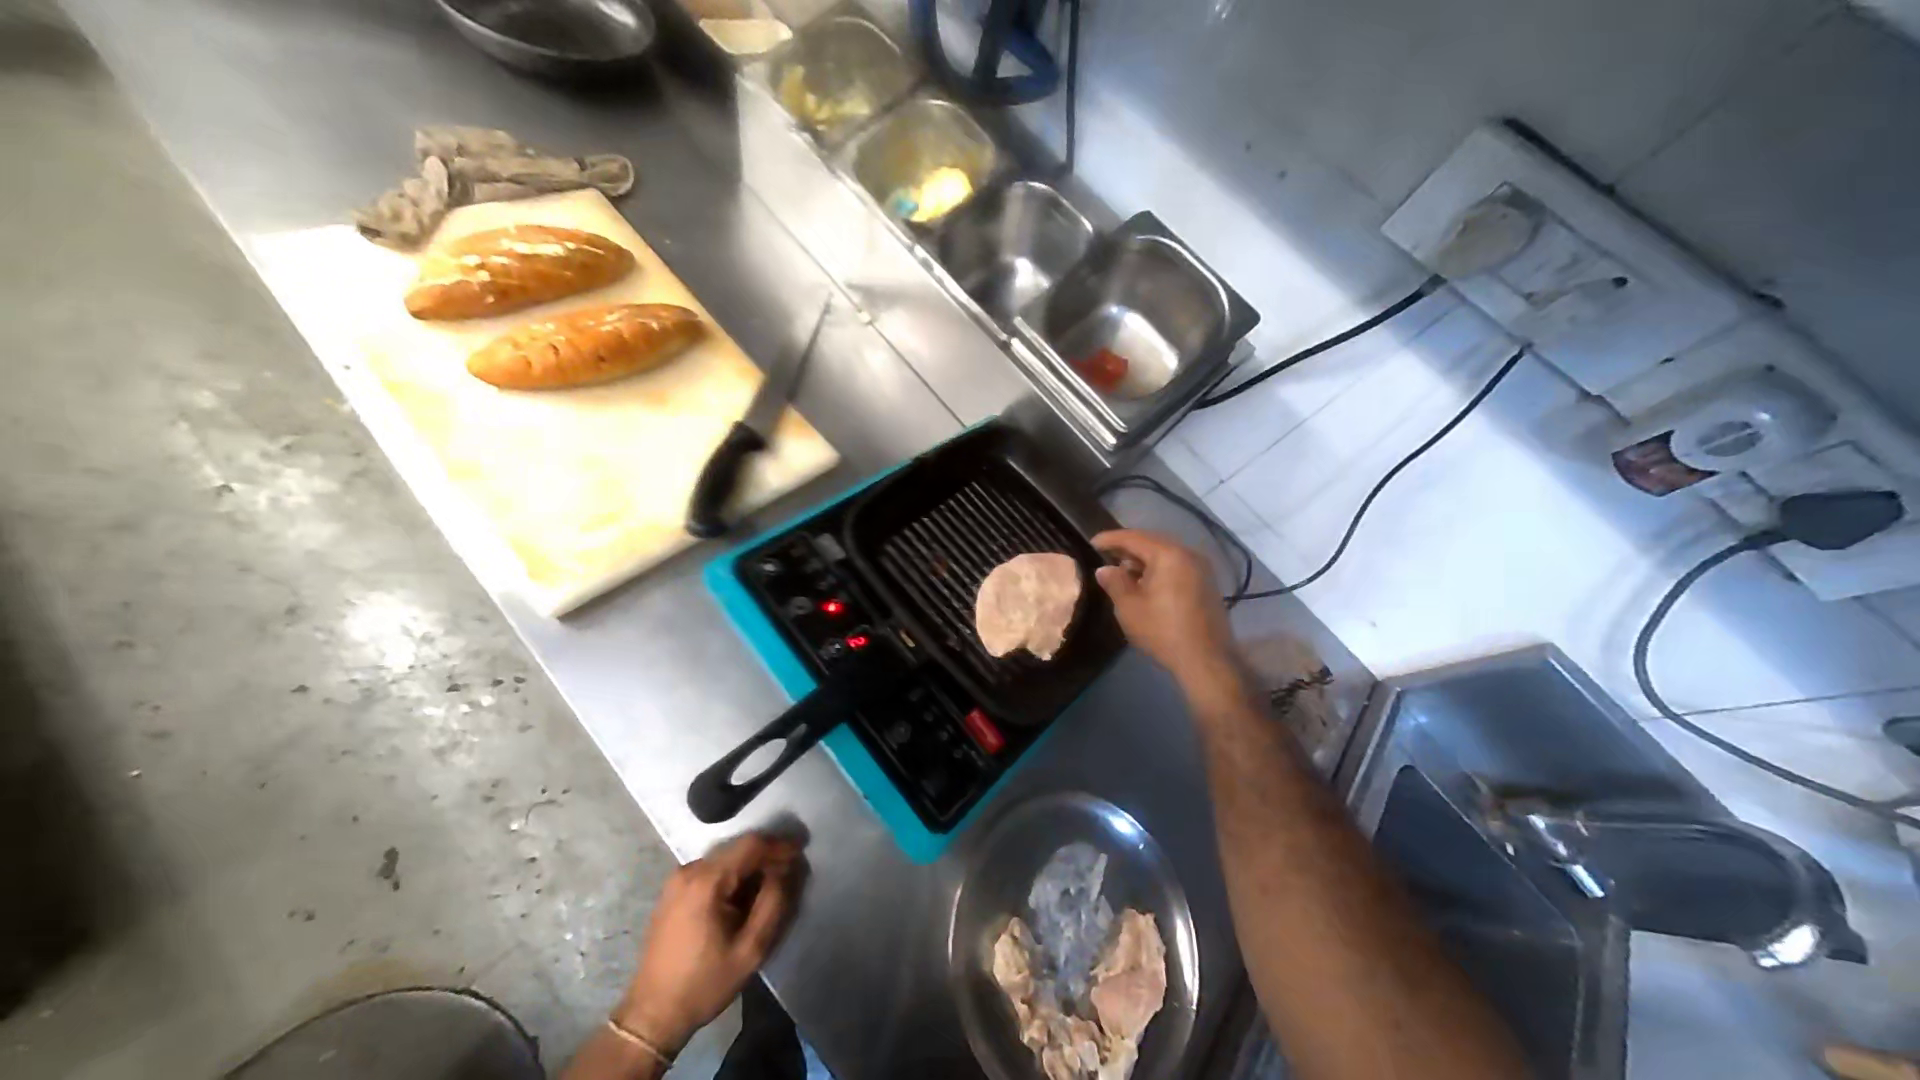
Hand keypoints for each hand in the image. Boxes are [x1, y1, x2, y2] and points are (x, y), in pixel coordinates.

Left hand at [614, 832, 803, 1053]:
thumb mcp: (751, 949)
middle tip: (791, 872)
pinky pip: (712, 869)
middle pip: (738, 848)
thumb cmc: (705, 983)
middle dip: (767, 856)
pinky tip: (742, 898)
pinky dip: (733, 875)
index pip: (752, 844)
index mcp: (707, 881)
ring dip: (750, 866)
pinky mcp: (674, 890)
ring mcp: (678, 879)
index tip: (802, 851)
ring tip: (769, 888)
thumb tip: (788, 870)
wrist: (653, 1014)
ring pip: (726, 857)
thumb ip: (774, 903)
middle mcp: (689, 870)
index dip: (780, 845)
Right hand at [1092, 529, 1244, 696]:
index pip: (1134, 537)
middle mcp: (1188, 554)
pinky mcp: (1206, 584)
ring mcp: (1201, 569)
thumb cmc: (1162, 631)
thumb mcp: (1129, 607)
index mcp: (1169, 554)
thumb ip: (1114, 582)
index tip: (1091, 543)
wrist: (1206, 660)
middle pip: (1152, 542)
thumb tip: (1105, 569)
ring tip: (1123, 573)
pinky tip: (1146, 584)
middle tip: (1105, 556)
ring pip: (1166, 555)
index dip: (1110, 539)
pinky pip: (1177, 567)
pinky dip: (1158, 570)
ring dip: (1143, 560)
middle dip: (1127, 548)